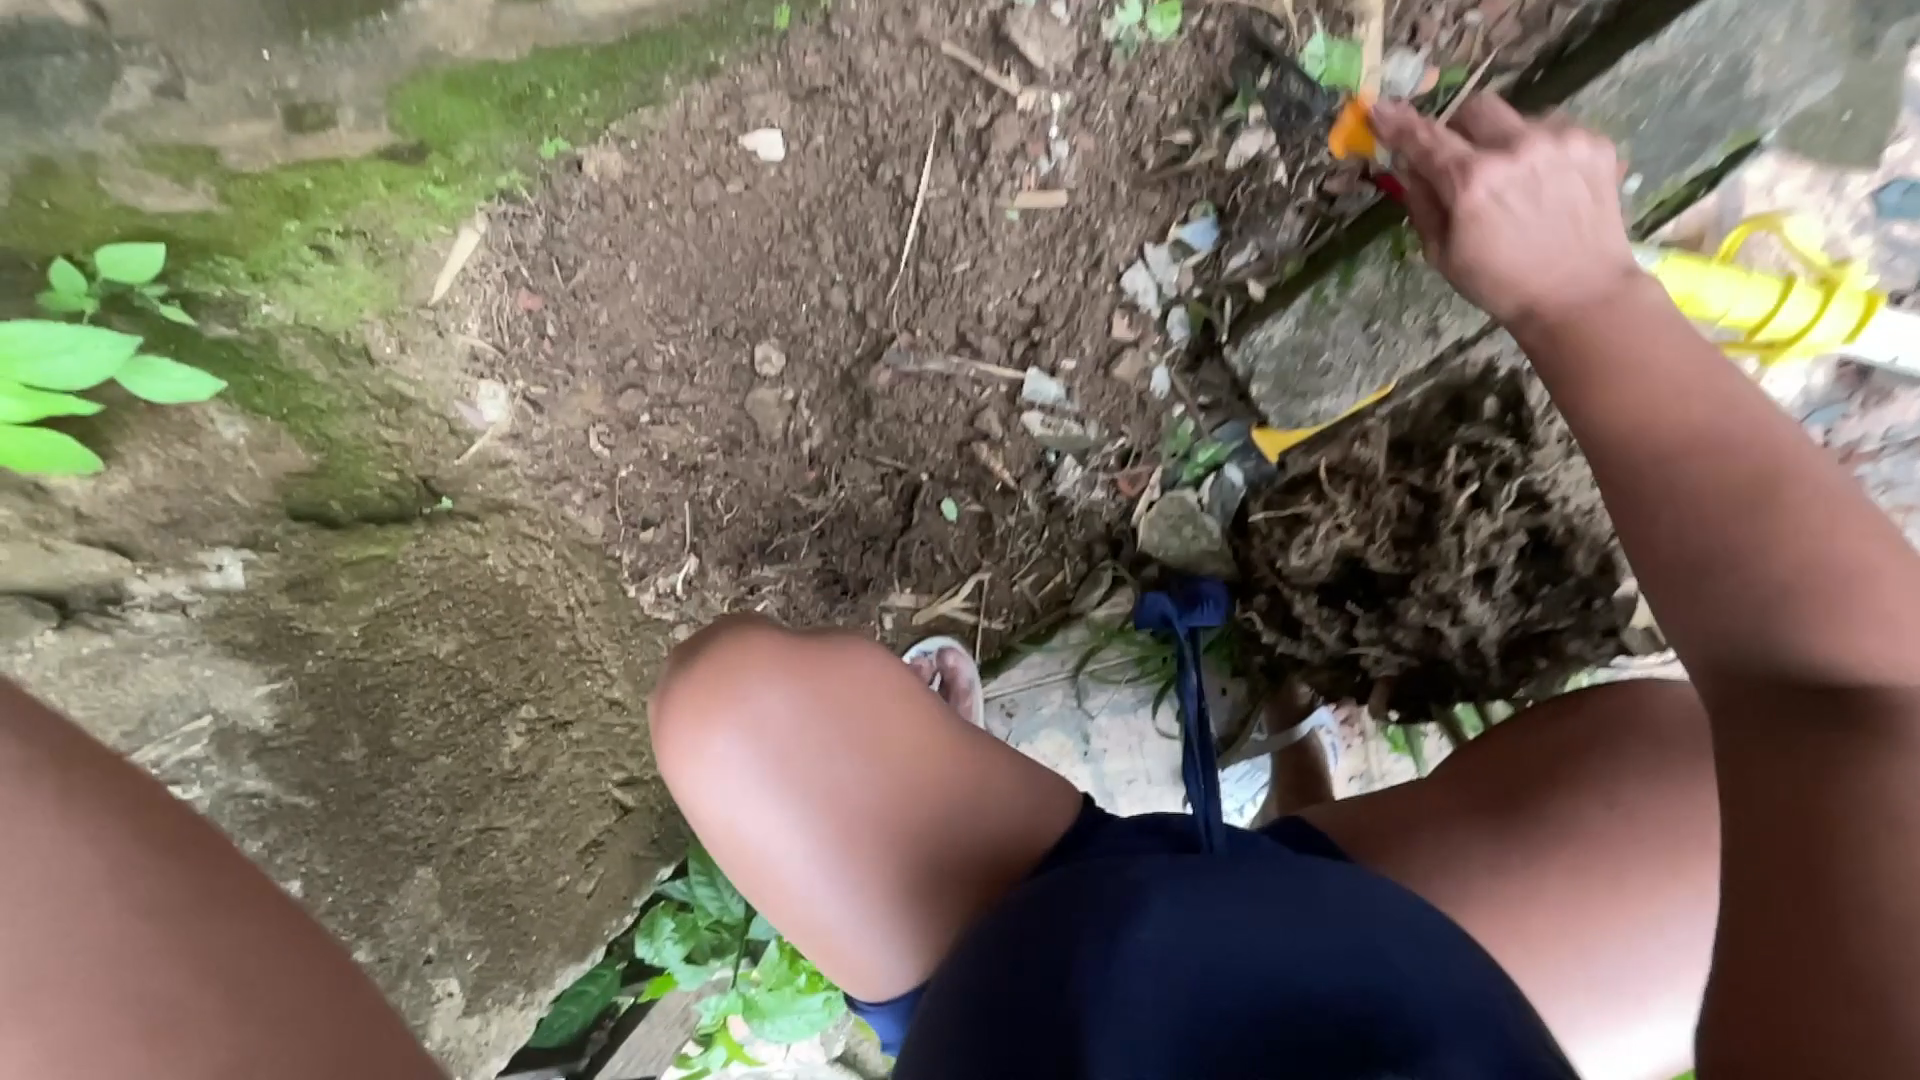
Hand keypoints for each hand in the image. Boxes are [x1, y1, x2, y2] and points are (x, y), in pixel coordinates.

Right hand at [1371, 95, 1645, 331]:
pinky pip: (1552, 130)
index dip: (1397, 123)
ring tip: (1512, 184)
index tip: (1379, 108)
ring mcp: (1560, 140)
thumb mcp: (1441, 252)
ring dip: (1502, 142)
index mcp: (1471, 182)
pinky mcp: (1593, 142)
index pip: (1424, 140)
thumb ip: (1422, 203)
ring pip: (1516, 119)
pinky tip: (1542, 188)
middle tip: (1459, 159)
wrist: (1576, 292)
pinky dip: (1537, 152)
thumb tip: (1411, 168)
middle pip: (1475, 108)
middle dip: (1459, 128)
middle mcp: (1516, 148)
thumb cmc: (1497, 282)